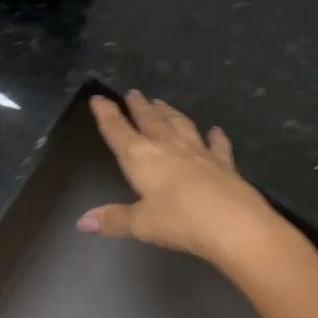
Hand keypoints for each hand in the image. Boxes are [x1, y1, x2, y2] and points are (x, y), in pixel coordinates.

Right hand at [77, 91, 291, 265]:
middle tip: (134, 92)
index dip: (106, 113)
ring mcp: (197, 151)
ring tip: (162, 102)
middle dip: (139, 106)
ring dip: (169, 112)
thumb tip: (82, 222)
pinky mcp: (223, 163)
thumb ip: (113, 220)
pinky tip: (216, 131)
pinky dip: (216, 137)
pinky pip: (218, 145)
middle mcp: (166, 146)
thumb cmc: (181, 222)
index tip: (98, 97)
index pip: (117, 130)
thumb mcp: (142, 224)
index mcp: (141, 157)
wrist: (235, 225)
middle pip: (149, 120)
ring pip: (179, 124)